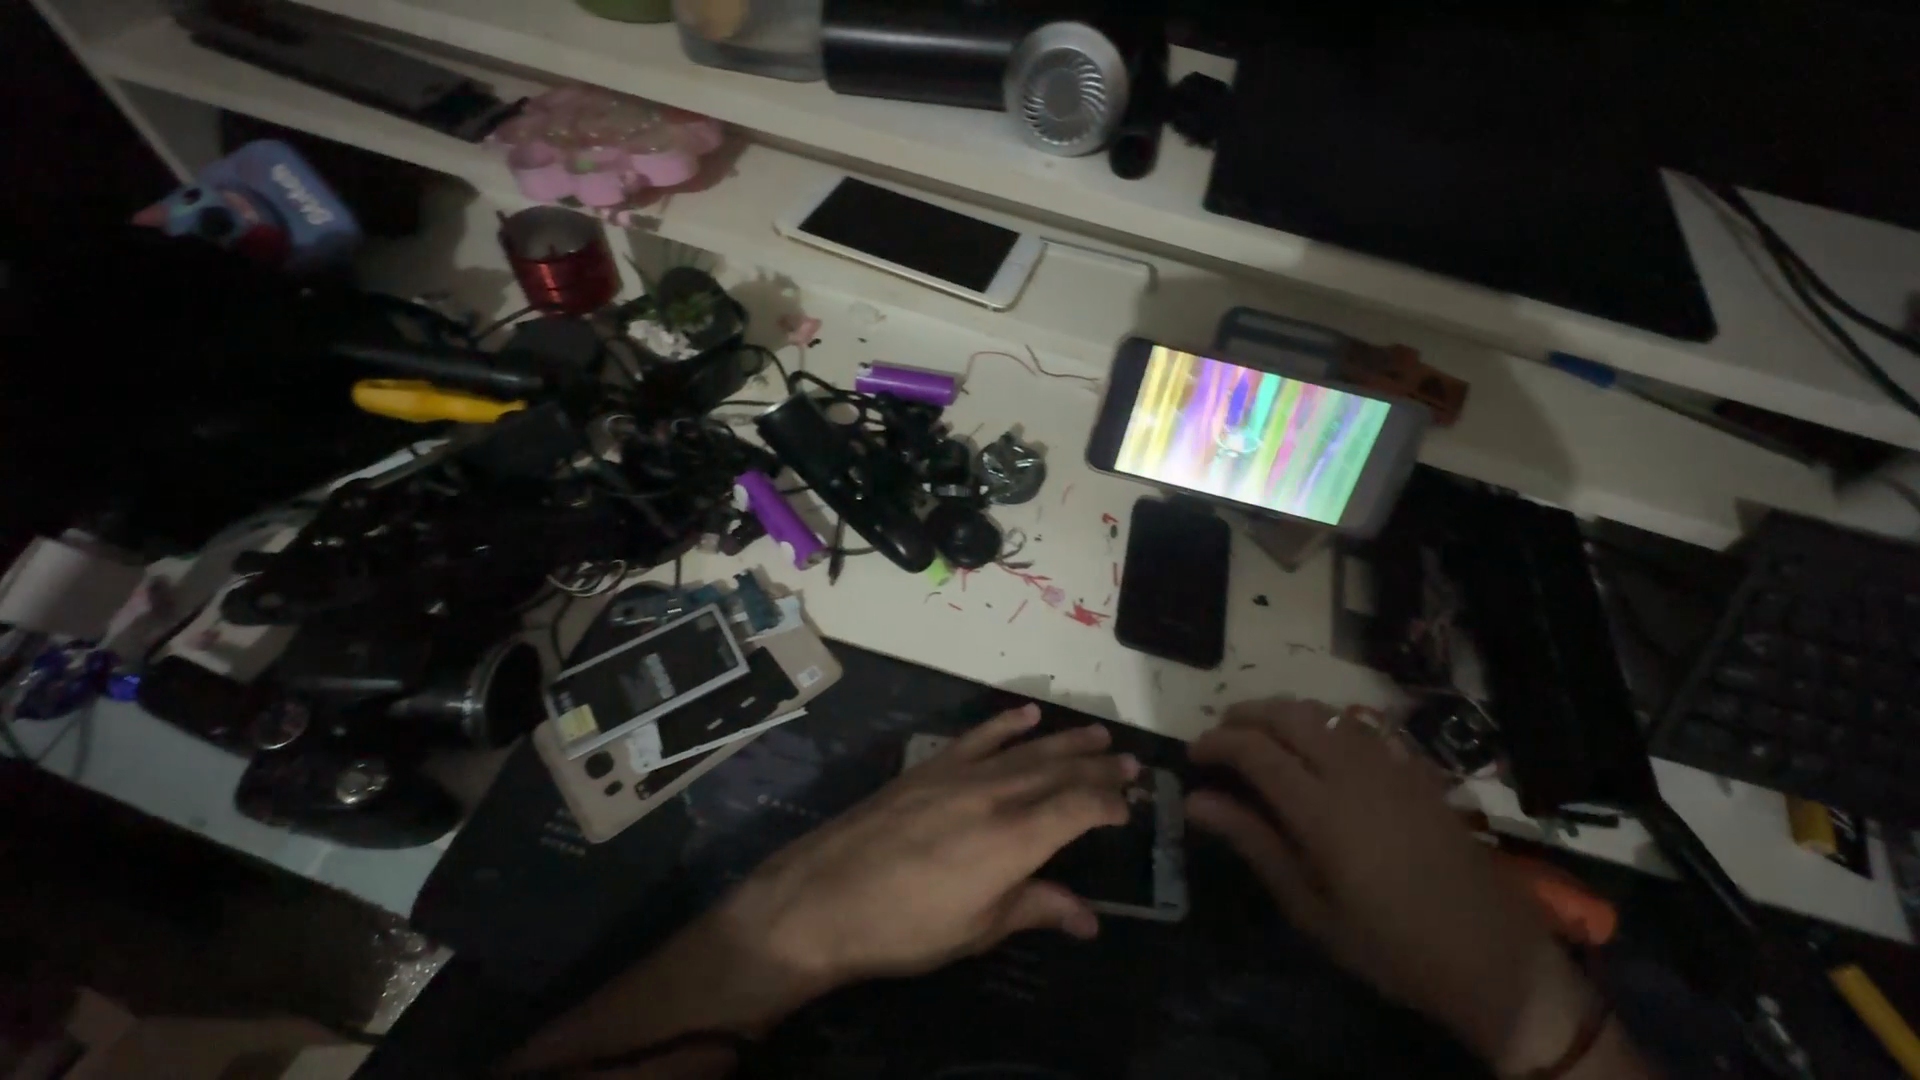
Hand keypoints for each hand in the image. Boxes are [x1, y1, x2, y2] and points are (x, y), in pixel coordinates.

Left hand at [716, 704, 1137, 988]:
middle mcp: (995, 795)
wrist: (824, 896)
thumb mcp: (978, 929)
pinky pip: (977, 737)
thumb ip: (1036, 909)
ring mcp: (960, 774)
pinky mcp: (930, 767)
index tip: (1130, 806)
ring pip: (1026, 749)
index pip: (1079, 807)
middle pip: (1059, 770)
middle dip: (1098, 765)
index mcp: (1015, 839)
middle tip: (1129, 761)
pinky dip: (1005, 724)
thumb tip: (1090, 918)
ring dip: (1065, 740)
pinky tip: (1027, 714)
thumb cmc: (906, 926)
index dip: (1110, 803)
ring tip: (1097, 733)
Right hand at [1187, 699, 1601, 1073]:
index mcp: (1320, 810)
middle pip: (1287, 715)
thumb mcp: (1309, 907)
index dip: (1216, 742)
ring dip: (1282, 712)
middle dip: (1245, 715)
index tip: (1192, 753)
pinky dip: (1323, 723)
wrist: (1493, 958)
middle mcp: (1353, 773)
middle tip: (1219, 735)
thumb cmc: (1389, 944)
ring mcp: (1390, 766)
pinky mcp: (1416, 771)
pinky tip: (1315, 746)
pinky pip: (1359, 727)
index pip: (1253, 749)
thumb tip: (1195, 802)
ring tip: (1259, 734)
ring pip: (1324, 713)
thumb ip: (1252, 842)